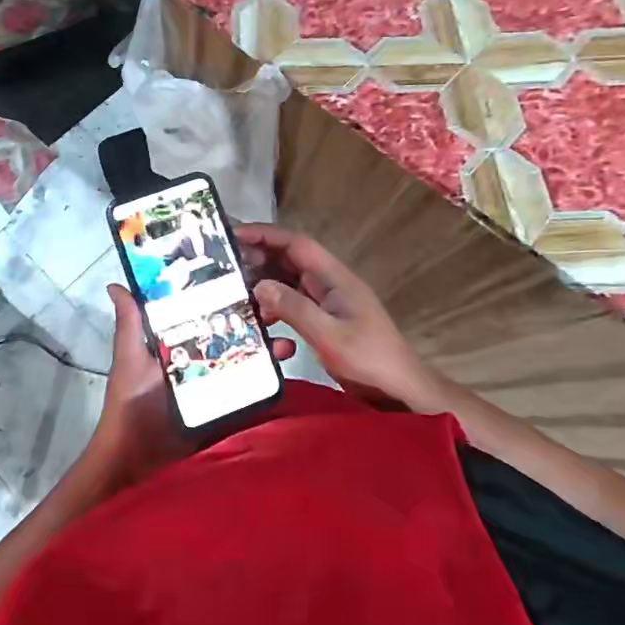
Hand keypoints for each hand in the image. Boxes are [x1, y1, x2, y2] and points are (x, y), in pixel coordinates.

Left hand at [83, 285, 295, 484]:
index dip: (224, 299)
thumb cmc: (132, 404)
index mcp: (175, 345)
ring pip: (245, 361)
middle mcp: (197, 362)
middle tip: (277, 312)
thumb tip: (114, 284)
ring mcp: (214, 387)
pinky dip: (267, 382)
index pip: (204, 315)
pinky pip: (249, 393)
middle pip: (231, 337)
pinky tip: (285, 373)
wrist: (138, 462)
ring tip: (287, 344)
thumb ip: (129, 324)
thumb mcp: (130, 359)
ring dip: (267, 350)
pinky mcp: (226, 412)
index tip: (248, 281)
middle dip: (255, 324)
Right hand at [236, 224, 433, 407]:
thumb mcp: (328, 334)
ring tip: (238, 301)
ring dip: (264, 291)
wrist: (401, 392)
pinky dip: (276, 315)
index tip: (233, 233)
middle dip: (257, 261)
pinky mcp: (324, 323)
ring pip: (287, 285)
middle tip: (224, 269)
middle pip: (288, 261)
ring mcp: (327, 304)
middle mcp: (329, 284)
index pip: (296, 243)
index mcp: (334, 277)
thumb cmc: (369, 359)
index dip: (265, 234)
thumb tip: (258, 285)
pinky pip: (292, 308)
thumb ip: (293, 307)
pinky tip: (266, 334)